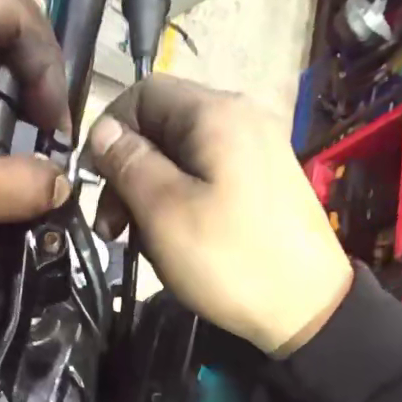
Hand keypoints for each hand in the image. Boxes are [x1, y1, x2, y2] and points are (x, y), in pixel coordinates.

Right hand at [86, 76, 352, 356]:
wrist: (307, 308)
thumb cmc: (229, 259)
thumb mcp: (164, 211)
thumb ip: (128, 163)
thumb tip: (102, 130)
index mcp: (215, 113)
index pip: (144, 93)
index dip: (110, 131)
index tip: (95, 182)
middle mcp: (240, 118)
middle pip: (162, 126)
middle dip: (127, 171)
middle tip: (111, 229)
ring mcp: (256, 150)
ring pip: (181, 157)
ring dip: (149, 194)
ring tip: (140, 242)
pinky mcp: (263, 182)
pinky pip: (207, 177)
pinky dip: (180, 202)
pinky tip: (175, 241)